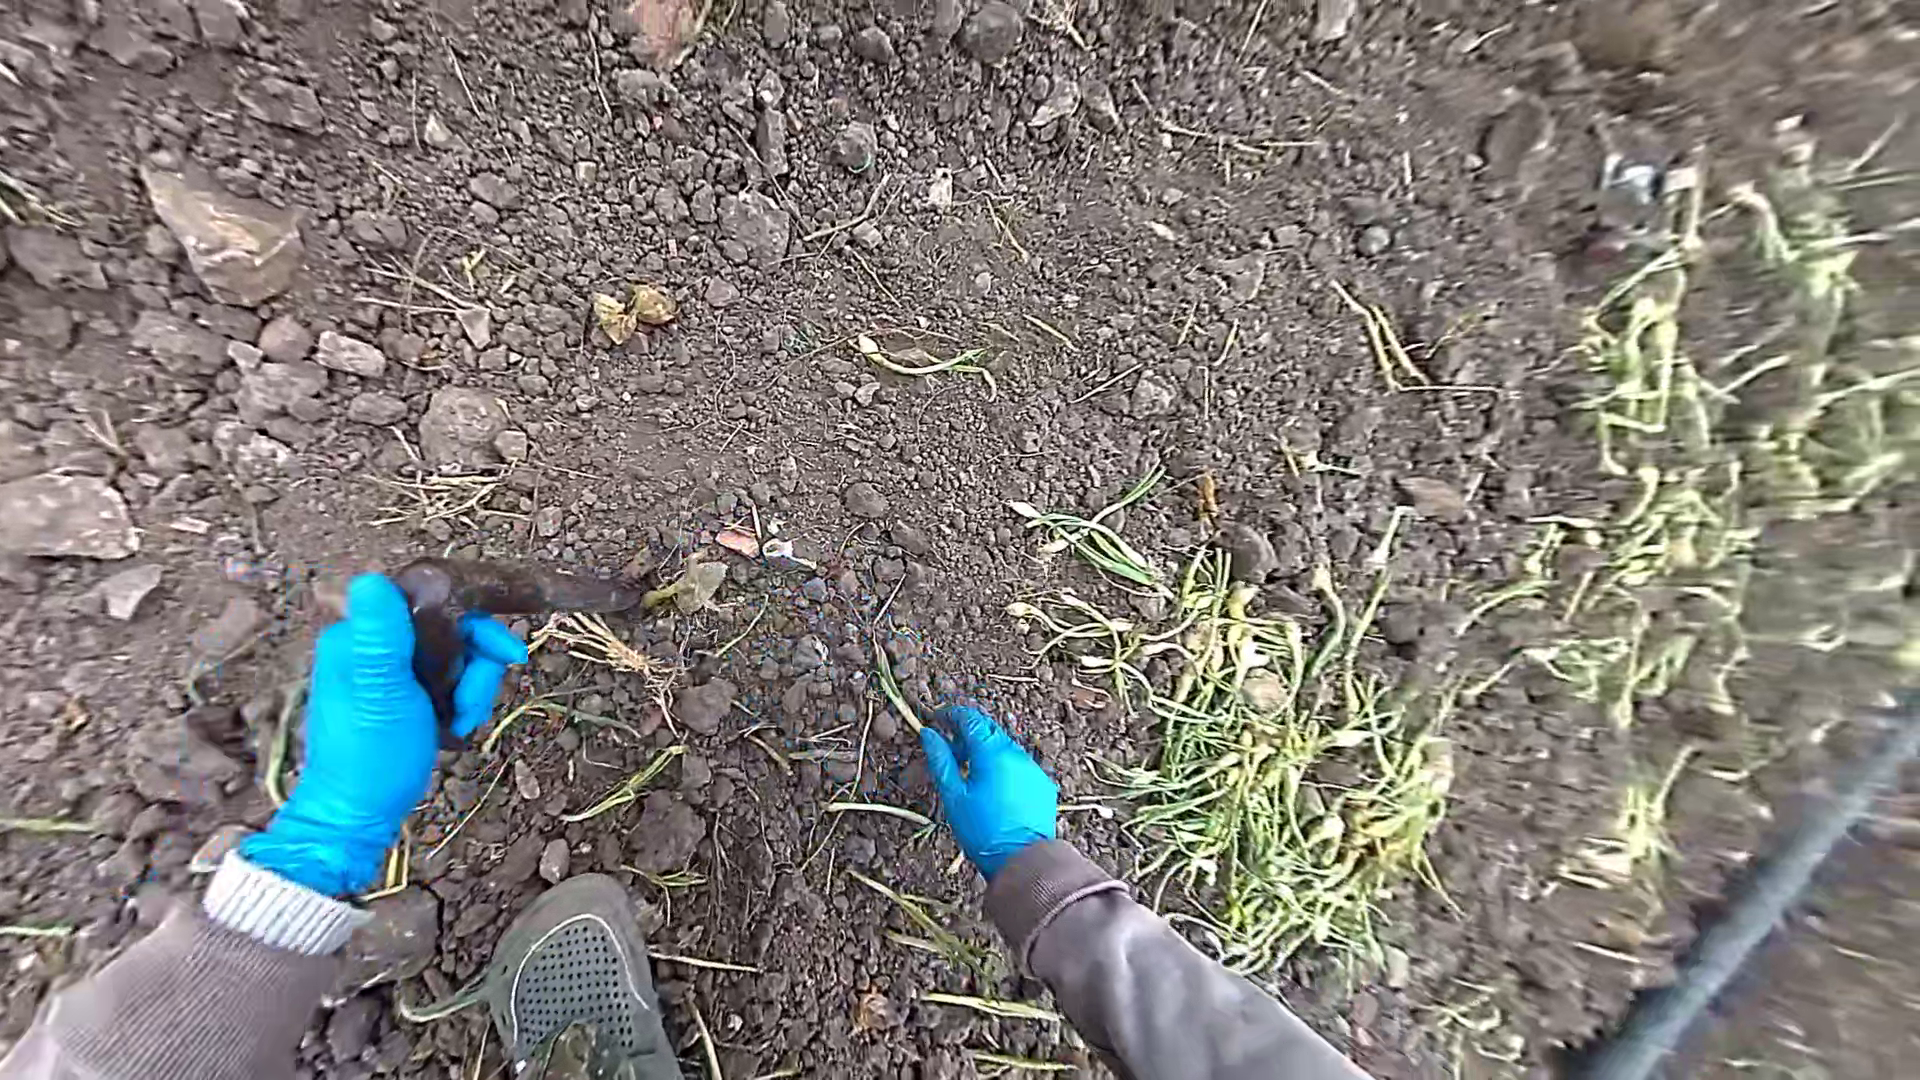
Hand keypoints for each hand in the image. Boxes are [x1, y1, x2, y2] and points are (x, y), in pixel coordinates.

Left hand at [242, 574, 527, 895]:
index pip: (437, 605)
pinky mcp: (415, 689)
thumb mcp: (381, 695)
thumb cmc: (370, 754)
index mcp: (362, 638)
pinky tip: (460, 720)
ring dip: (478, 686)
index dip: (476, 627)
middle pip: (459, 630)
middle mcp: (381, 646)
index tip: (503, 654)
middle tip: (476, 697)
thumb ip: (380, 639)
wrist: (363, 811)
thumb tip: (371, 580)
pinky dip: (470, 697)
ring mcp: (398, 669)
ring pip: (467, 655)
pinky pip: (462, 676)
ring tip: (464, 716)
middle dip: (480, 665)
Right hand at [919, 705, 1056, 878]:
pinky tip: (992, 787)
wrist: (1024, 862)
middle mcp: (1016, 753)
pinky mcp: (1041, 782)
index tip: (937, 717)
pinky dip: (1002, 765)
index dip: (951, 714)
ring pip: (1003, 746)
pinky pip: (1018, 763)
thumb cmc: (984, 832)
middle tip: (950, 749)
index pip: (970, 718)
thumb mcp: (953, 796)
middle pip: (988, 729)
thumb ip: (941, 760)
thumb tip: (929, 734)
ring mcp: (1031, 767)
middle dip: (967, 733)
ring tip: (968, 772)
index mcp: (992, 752)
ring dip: (984, 750)